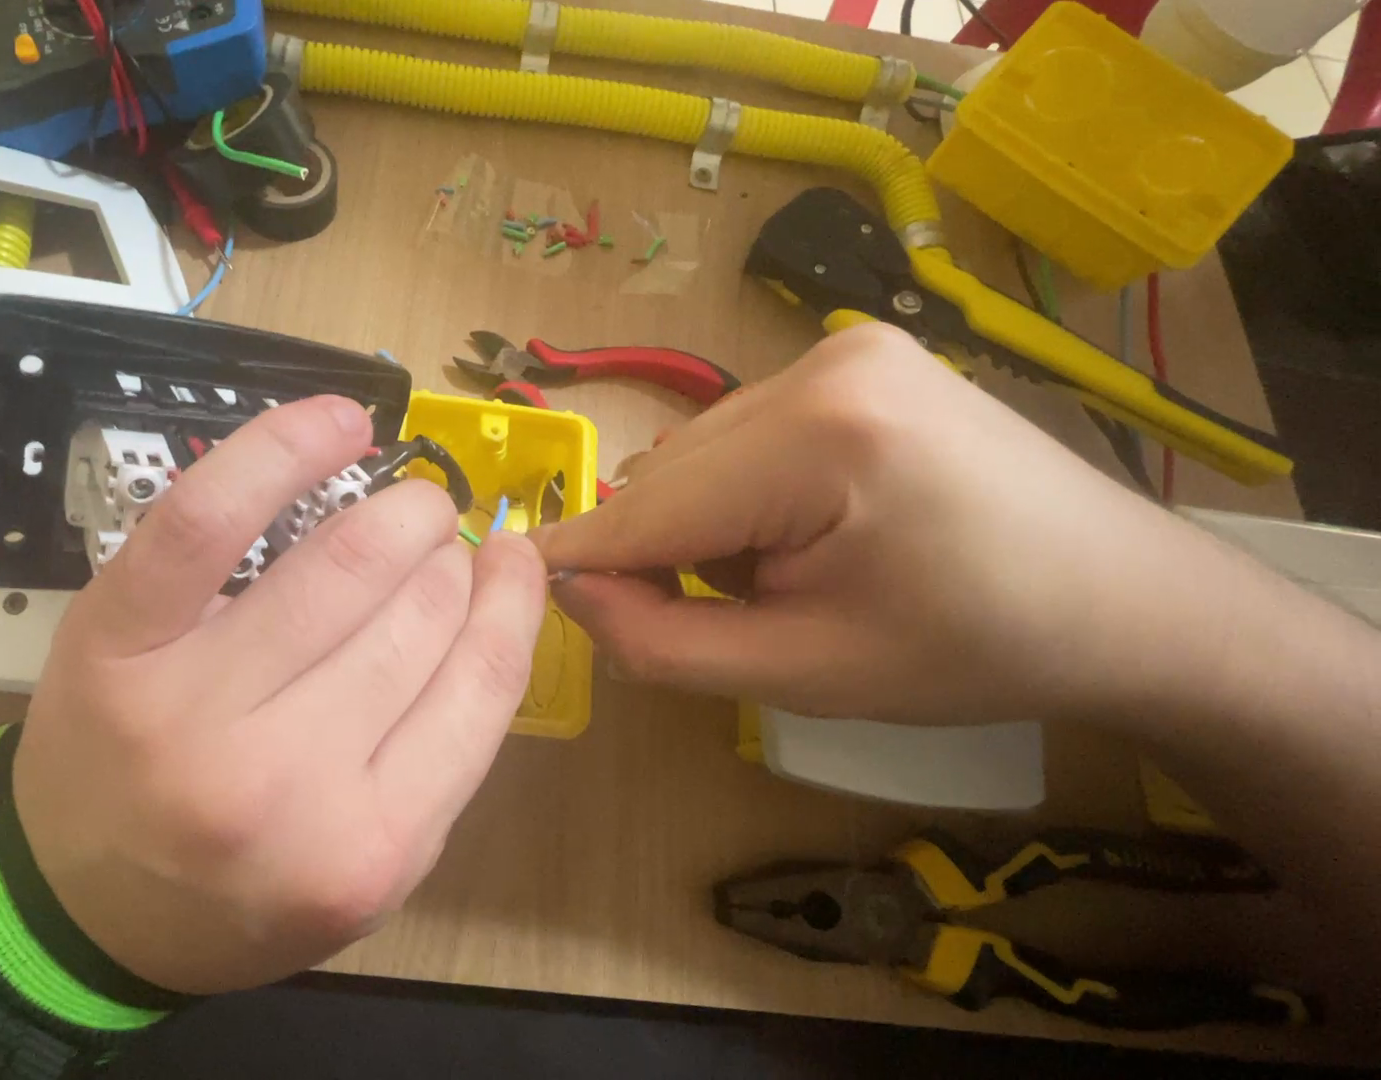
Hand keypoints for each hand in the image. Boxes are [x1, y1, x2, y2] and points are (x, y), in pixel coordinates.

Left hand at [14, 397, 547, 994]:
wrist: (79, 909)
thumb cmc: (246, 891)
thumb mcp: (375, 861)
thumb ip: (448, 743)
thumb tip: (497, 588)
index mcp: (370, 848)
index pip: (479, 682)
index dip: (511, 600)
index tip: (514, 556)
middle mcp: (284, 780)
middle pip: (414, 614)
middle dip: (444, 555)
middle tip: (440, 538)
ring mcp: (191, 706)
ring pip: (339, 565)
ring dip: (396, 515)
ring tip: (406, 508)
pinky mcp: (117, 641)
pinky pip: (208, 522)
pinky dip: (281, 452)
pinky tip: (338, 424)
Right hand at [533, 323, 1253, 724]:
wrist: (1124, 602)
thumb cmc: (970, 652)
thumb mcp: (801, 673)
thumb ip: (663, 641)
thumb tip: (572, 591)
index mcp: (822, 438)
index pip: (650, 507)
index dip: (581, 557)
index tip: (517, 587)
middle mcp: (822, 365)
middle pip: (669, 474)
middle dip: (665, 552)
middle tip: (717, 616)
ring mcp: (842, 350)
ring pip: (697, 452)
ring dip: (702, 521)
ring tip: (780, 572)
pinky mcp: (853, 358)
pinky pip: (738, 433)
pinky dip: (738, 491)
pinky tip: (801, 527)